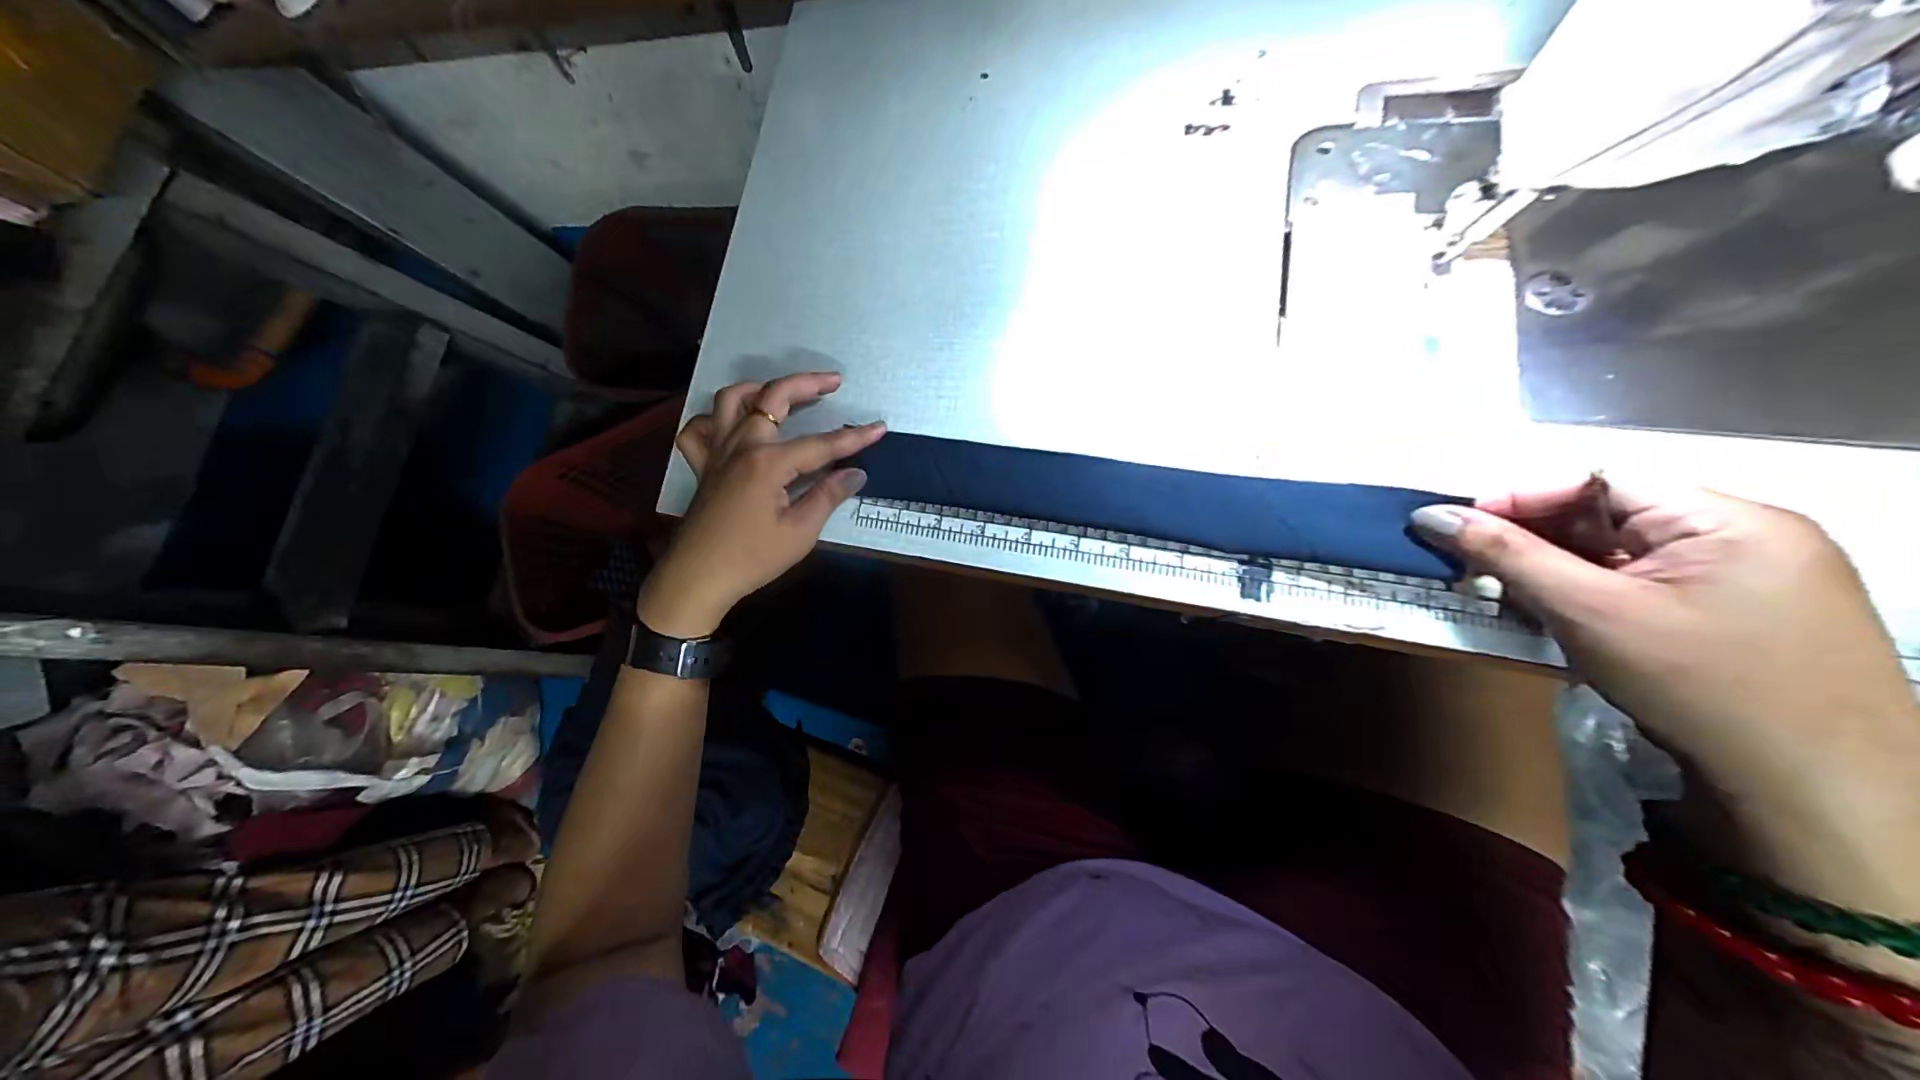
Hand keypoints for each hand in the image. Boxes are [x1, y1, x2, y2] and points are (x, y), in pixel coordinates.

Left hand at [636, 372, 885, 637]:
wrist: (699, 577)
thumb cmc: (753, 558)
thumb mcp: (800, 532)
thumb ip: (828, 496)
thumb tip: (856, 473)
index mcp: (768, 463)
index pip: (821, 444)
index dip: (853, 437)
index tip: (880, 427)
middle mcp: (741, 446)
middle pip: (773, 397)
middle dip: (807, 384)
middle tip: (833, 381)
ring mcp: (717, 452)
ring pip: (731, 400)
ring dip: (760, 388)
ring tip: (782, 392)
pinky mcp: (703, 466)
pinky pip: (699, 429)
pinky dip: (715, 419)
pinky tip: (733, 425)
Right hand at [1408, 482, 1919, 806]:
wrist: (1821, 793)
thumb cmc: (1699, 687)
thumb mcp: (1588, 614)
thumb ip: (1508, 556)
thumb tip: (1433, 516)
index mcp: (1727, 518)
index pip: (1598, 481)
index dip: (1521, 499)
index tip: (1459, 529)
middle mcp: (1751, 535)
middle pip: (1613, 516)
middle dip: (1539, 540)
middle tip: (1479, 571)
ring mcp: (1760, 578)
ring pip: (1629, 554)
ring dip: (1566, 572)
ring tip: (1518, 600)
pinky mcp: (1752, 617)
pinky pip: (1655, 586)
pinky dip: (1602, 597)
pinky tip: (1572, 622)